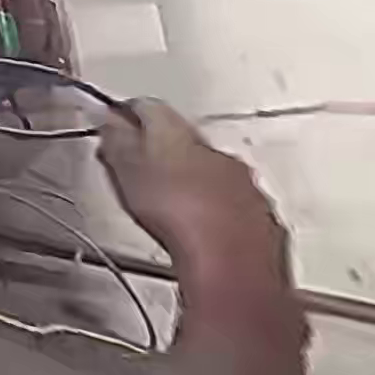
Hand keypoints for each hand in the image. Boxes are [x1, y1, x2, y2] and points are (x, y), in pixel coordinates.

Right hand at [98, 100, 289, 274]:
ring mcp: (246, 186)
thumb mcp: (123, 169)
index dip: (126, 114)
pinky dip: (213, 206)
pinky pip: (233, 201)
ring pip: (209, 170)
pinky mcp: (265, 219)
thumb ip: (114, 139)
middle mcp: (217, 152)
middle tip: (137, 168)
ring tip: (166, 202)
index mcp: (179, 134)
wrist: (231, 268)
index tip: (113, 126)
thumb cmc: (173, 213)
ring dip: (189, 178)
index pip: (148, 106)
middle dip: (160, 149)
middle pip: (181, 139)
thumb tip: (109, 119)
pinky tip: (197, 225)